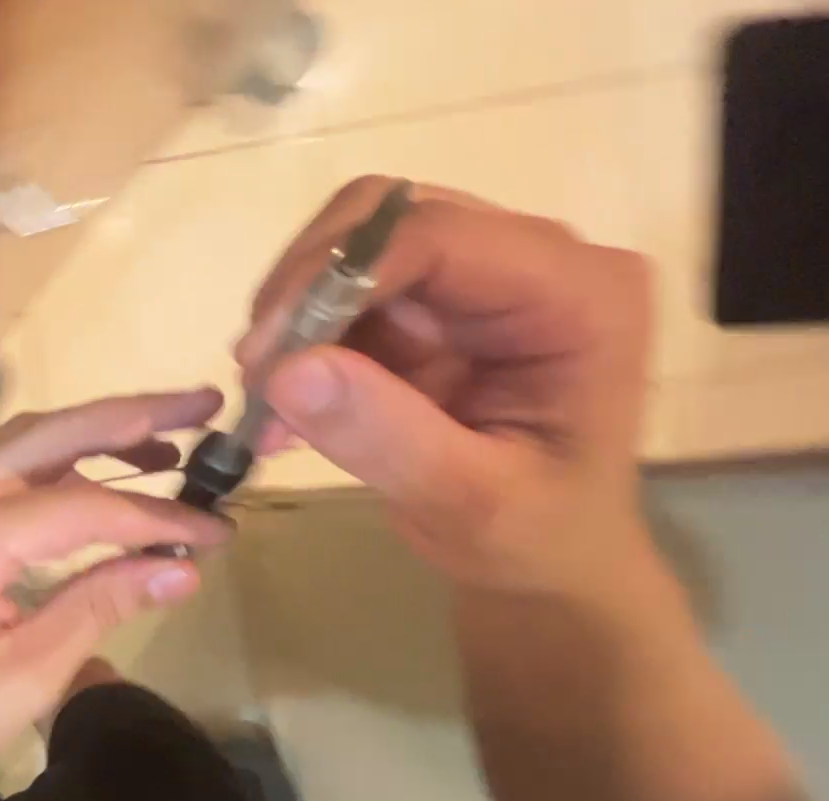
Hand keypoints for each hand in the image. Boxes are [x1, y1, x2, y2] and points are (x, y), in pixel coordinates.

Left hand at [0, 390, 230, 797]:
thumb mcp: (24, 677)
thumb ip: (99, 608)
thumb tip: (181, 568)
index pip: (79, 507)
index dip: (155, 517)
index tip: (216, 530)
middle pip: (46, 434)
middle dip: (129, 415)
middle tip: (202, 406)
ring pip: (21, 442)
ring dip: (91, 432)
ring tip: (164, 440)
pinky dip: (54, 461)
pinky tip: (97, 475)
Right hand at [241, 178, 655, 593]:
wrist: (539, 555)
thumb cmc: (530, 536)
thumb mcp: (466, 501)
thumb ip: (385, 436)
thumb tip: (285, 371)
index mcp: (572, 295)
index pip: (436, 237)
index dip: (334, 279)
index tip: (262, 357)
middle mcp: (525, 266)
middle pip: (385, 217)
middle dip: (303, 285)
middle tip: (257, 368)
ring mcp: (468, 285)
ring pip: (347, 249)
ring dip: (289, 316)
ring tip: (264, 398)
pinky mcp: (422, 312)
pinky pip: (335, 298)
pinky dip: (292, 343)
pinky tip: (280, 406)